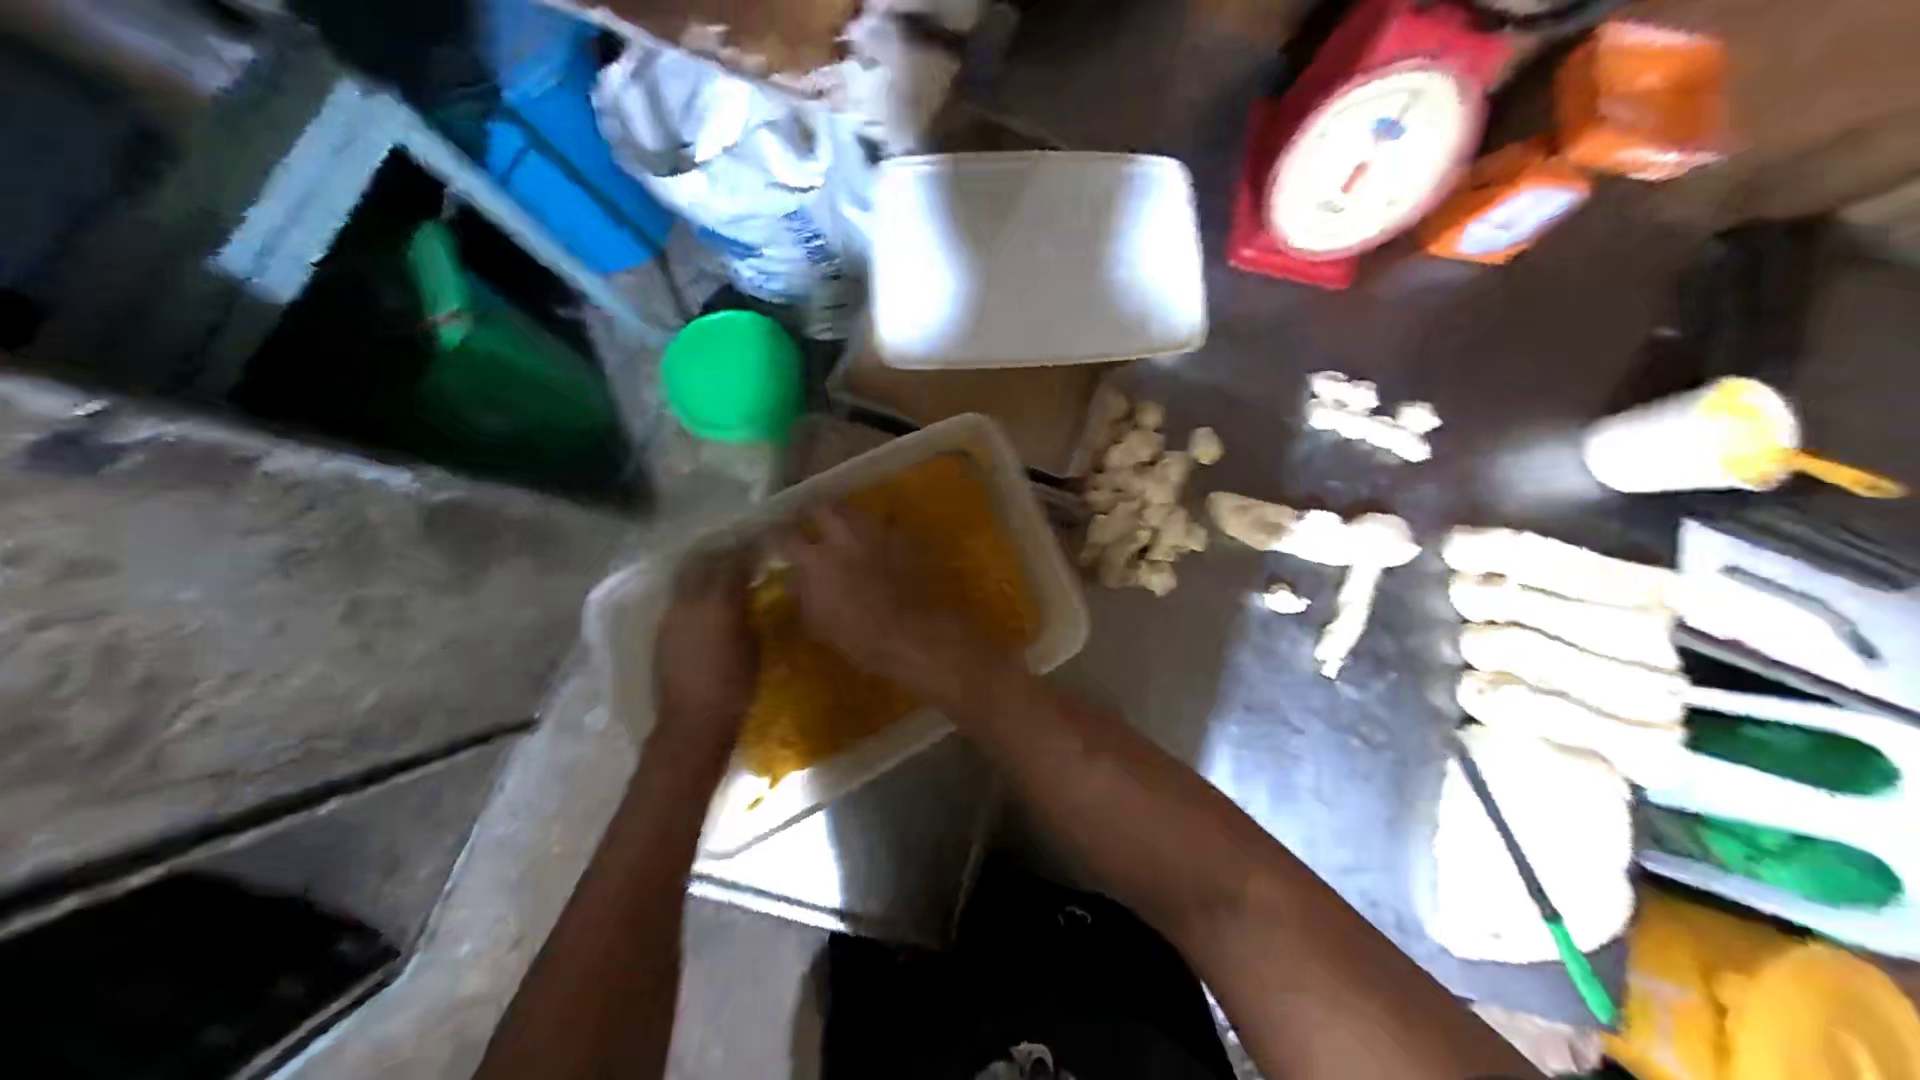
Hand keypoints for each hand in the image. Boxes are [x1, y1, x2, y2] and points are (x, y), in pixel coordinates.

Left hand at [652, 547, 756, 742]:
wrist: (693, 721)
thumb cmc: (735, 686)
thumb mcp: (754, 646)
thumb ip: (750, 615)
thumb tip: (750, 598)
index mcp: (719, 602)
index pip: (734, 563)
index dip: (748, 553)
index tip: (761, 548)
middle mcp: (690, 601)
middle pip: (704, 563)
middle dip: (723, 556)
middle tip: (740, 556)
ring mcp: (671, 615)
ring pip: (686, 578)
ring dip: (704, 571)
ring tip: (721, 574)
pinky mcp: (662, 631)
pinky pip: (679, 599)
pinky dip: (693, 592)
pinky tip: (705, 601)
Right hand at [772, 505, 973, 684]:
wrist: (908, 634)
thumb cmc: (857, 636)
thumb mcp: (817, 621)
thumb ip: (803, 594)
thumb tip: (796, 579)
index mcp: (816, 560)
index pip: (787, 535)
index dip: (779, 533)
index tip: (777, 534)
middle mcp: (843, 538)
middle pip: (823, 508)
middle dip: (814, 512)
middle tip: (811, 520)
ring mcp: (875, 534)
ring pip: (855, 512)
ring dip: (845, 518)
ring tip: (844, 529)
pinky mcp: (902, 538)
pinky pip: (884, 526)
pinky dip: (875, 533)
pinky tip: (876, 544)